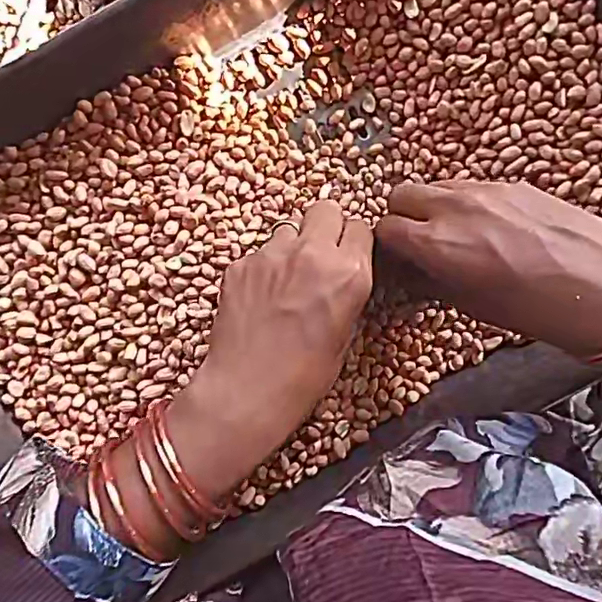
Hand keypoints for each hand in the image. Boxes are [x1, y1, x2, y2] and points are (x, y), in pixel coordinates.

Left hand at [165, 200, 373, 497]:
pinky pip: (260, 251)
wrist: (247, 391)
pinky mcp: (241, 263)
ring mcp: (272, 255)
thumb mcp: (345, 334)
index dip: (354, 241)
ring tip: (287, 279)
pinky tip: (262, 296)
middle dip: (326, 226)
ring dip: (293, 245)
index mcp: (349, 274)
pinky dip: (264, 266)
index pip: (360, 227)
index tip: (349, 252)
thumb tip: (342, 273)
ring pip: (289, 227)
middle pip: (325, 209)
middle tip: (320, 254)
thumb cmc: (302, 377)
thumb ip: (347, 290)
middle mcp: (312, 255)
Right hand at [374, 180, 601, 357]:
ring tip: (451, 236)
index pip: (385, 228)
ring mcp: (489, 190)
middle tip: (414, 242)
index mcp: (441, 244)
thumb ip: (434, 282)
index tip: (393, 258)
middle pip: (402, 194)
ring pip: (437, 186)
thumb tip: (413, 272)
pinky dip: (464, 203)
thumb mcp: (477, 308)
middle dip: (401, 217)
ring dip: (431, 206)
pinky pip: (472, 187)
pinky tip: (486, 229)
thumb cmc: (548, 312)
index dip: (385, 245)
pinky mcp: (516, 184)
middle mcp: (458, 208)